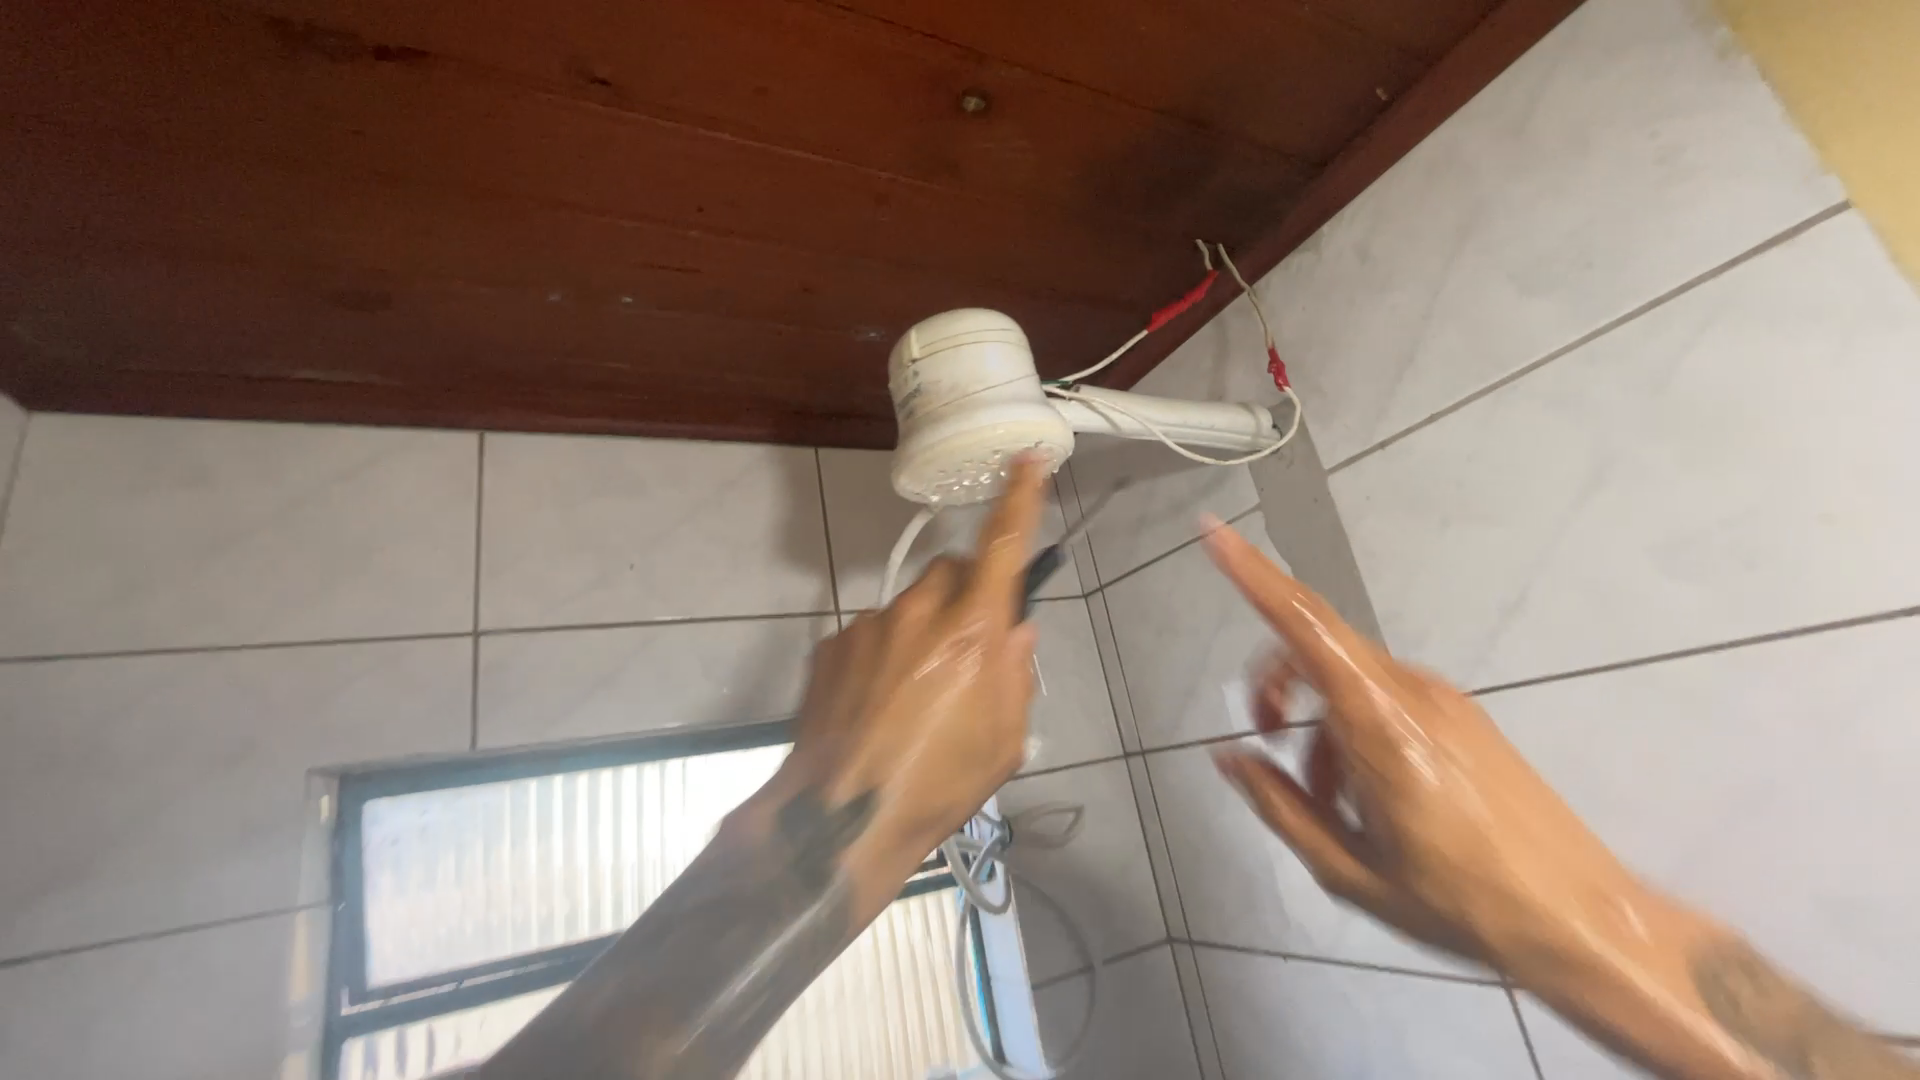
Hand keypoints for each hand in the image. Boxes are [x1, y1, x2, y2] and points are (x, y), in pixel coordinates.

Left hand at [768, 458, 1045, 919]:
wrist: (841, 820)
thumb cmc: (938, 787)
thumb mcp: (1004, 741)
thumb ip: (1015, 675)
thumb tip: (1015, 631)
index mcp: (972, 634)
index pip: (1002, 548)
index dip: (1019, 499)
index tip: (1026, 460)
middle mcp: (919, 614)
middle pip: (951, 572)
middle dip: (965, 596)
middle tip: (965, 651)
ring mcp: (869, 626)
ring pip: (910, 605)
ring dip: (921, 630)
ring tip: (912, 696)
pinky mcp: (831, 645)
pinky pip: (871, 632)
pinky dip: (882, 654)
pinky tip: (875, 705)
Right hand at [1200, 520, 1643, 972]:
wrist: (1588, 924)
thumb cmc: (1461, 902)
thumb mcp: (1348, 870)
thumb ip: (1277, 805)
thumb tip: (1228, 756)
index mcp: (1379, 723)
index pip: (1304, 624)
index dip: (1252, 573)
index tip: (1213, 533)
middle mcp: (1411, 690)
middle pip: (1313, 645)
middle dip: (1271, 682)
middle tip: (1264, 742)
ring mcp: (1441, 697)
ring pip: (1344, 678)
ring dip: (1314, 722)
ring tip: (1330, 800)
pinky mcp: (1459, 713)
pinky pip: (1379, 695)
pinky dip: (1348, 728)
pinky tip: (1365, 793)